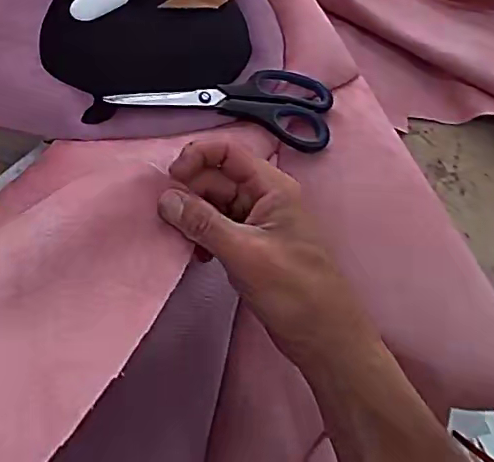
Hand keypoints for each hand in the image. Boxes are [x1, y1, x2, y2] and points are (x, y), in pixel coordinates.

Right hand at [157, 141, 374, 364]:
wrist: (326, 341)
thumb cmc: (295, 291)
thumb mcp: (245, 254)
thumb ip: (203, 223)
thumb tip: (166, 199)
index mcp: (271, 186)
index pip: (228, 152)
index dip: (197, 156)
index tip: (171, 177)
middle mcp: (264, 197)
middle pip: (218, 177)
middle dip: (190, 190)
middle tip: (166, 215)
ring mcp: (258, 222)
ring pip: (215, 203)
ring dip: (194, 216)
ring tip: (179, 238)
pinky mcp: (251, 245)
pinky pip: (218, 227)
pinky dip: (203, 235)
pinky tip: (196, 255)